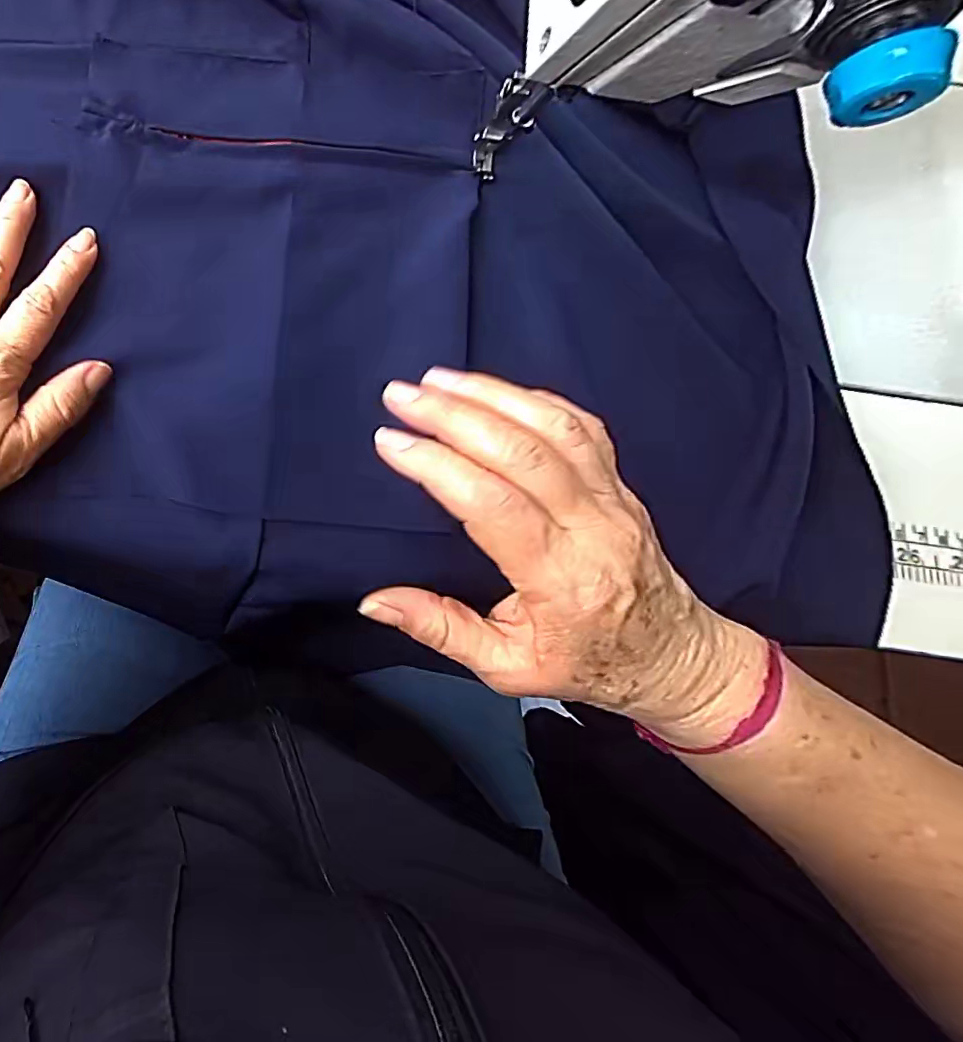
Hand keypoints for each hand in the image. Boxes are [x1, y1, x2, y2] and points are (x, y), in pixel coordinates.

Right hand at [357, 368, 768, 747]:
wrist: (675, 657)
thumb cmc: (582, 663)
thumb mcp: (503, 667)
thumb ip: (438, 629)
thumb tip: (372, 601)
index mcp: (560, 576)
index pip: (493, 504)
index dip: (438, 466)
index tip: (389, 441)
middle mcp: (594, 527)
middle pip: (524, 452)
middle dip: (455, 415)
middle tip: (401, 395)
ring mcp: (614, 500)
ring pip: (557, 429)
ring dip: (492, 395)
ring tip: (436, 379)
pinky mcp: (619, 485)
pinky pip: (582, 427)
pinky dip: (531, 399)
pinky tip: (490, 389)